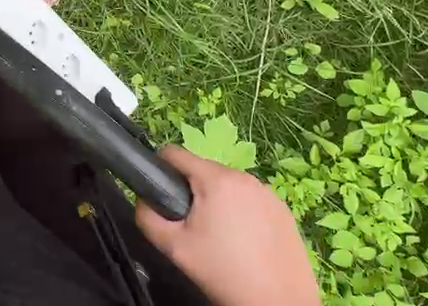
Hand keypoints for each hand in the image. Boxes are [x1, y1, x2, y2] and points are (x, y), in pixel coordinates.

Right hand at [135, 146, 321, 305]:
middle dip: (192, 191)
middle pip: (202, 170)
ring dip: (218, 201)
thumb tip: (143, 199)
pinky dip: (242, 212)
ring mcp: (268, 193)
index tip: (164, 197)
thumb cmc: (224, 273)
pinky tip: (245, 243)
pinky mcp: (284, 210)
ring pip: (227, 185)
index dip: (161, 170)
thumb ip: (147, 216)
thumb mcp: (175, 249)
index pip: (174, 153)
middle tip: (194, 228)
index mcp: (216, 179)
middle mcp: (243, 176)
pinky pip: (251, 200)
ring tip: (221, 237)